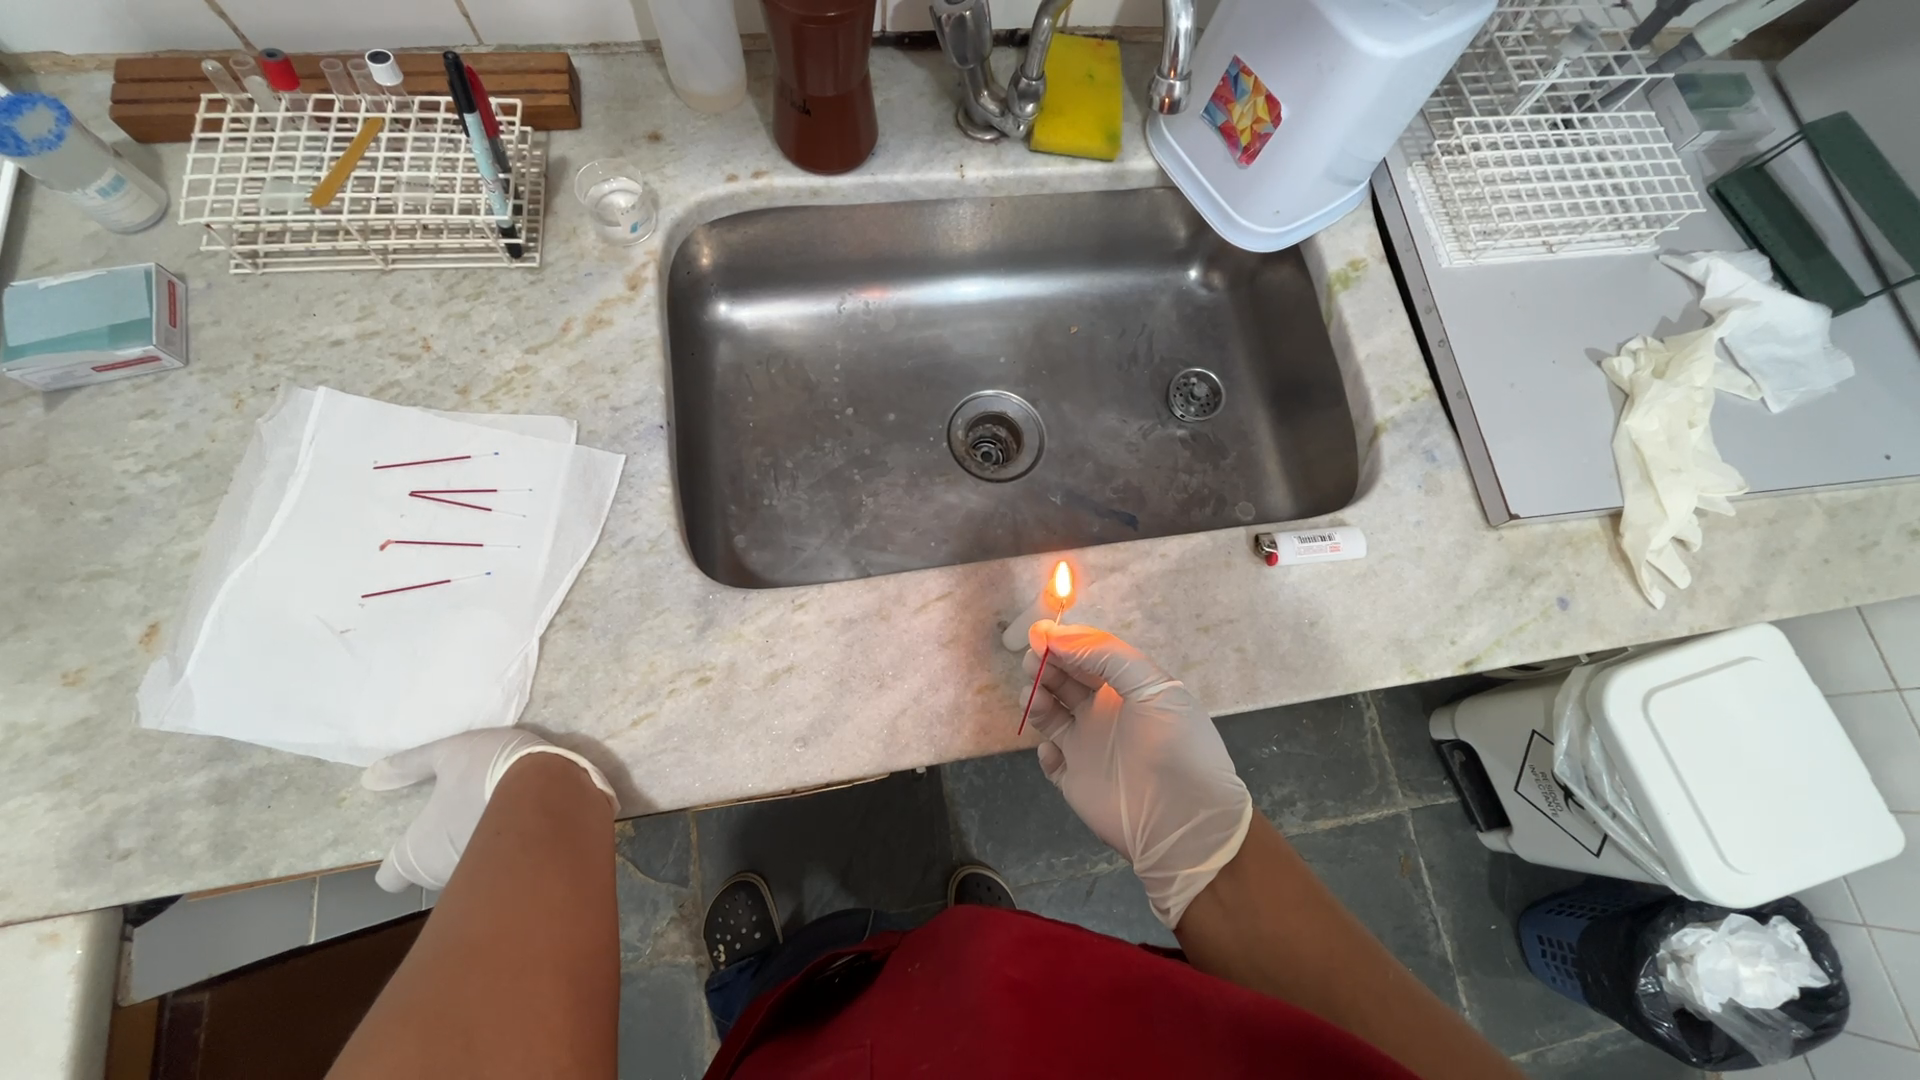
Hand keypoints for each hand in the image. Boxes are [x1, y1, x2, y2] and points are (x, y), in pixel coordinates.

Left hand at [361, 728, 617, 891]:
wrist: (550, 789)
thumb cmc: (487, 773)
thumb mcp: (449, 754)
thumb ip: (411, 765)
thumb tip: (371, 776)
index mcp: (416, 853)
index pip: (391, 878)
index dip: (397, 864)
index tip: (413, 843)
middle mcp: (443, 874)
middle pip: (434, 871)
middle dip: (444, 851)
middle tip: (461, 820)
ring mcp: (481, 877)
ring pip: (469, 870)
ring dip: (476, 851)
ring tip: (494, 820)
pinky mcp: (516, 872)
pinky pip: (502, 867)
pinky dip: (506, 853)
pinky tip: (522, 829)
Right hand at [1024, 621, 1252, 928]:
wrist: (1184, 820)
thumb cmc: (1175, 745)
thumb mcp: (1153, 686)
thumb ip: (1106, 655)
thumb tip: (1057, 637)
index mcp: (1127, 687)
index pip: (1088, 655)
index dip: (1064, 642)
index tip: (1039, 635)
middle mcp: (1105, 712)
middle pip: (1064, 679)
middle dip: (1046, 666)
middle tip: (1033, 663)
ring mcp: (1088, 746)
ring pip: (1050, 713)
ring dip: (1037, 700)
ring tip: (1037, 700)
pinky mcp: (1075, 779)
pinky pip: (1049, 759)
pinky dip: (1044, 750)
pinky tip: (1054, 750)